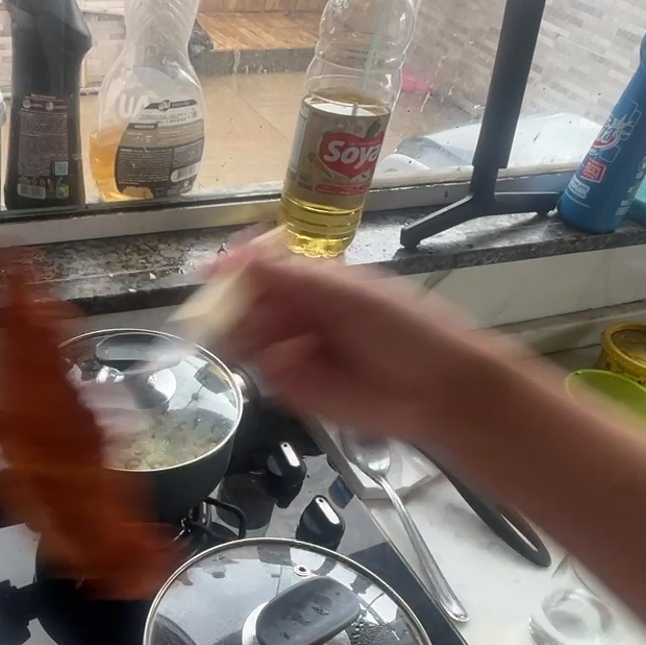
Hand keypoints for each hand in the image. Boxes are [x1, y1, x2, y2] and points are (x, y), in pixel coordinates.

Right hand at [216, 250, 486, 444]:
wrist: (437, 389)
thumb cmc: (403, 330)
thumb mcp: (348, 293)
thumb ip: (292, 276)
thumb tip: (242, 254)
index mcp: (312, 283)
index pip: (260, 270)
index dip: (233, 269)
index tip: (208, 273)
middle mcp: (298, 315)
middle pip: (245, 308)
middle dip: (230, 310)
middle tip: (219, 316)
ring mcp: (294, 353)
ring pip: (248, 343)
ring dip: (243, 341)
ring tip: (252, 340)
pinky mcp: (295, 390)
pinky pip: (264, 376)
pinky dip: (265, 370)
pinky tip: (282, 365)